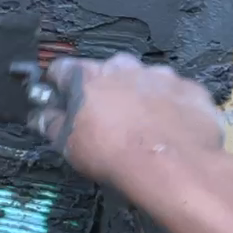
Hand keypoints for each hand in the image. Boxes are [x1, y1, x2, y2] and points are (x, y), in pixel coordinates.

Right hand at [31, 53, 226, 194]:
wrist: (172, 165)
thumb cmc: (109, 152)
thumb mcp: (67, 143)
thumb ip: (50, 123)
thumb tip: (40, 114)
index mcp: (86, 76)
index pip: (60, 68)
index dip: (57, 83)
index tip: (58, 98)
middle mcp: (123, 66)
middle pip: (106, 70)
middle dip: (103, 86)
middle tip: (104, 114)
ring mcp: (162, 75)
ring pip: (143, 78)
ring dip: (138, 93)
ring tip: (141, 122)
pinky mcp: (192, 89)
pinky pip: (175, 92)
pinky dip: (169, 104)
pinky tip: (169, 126)